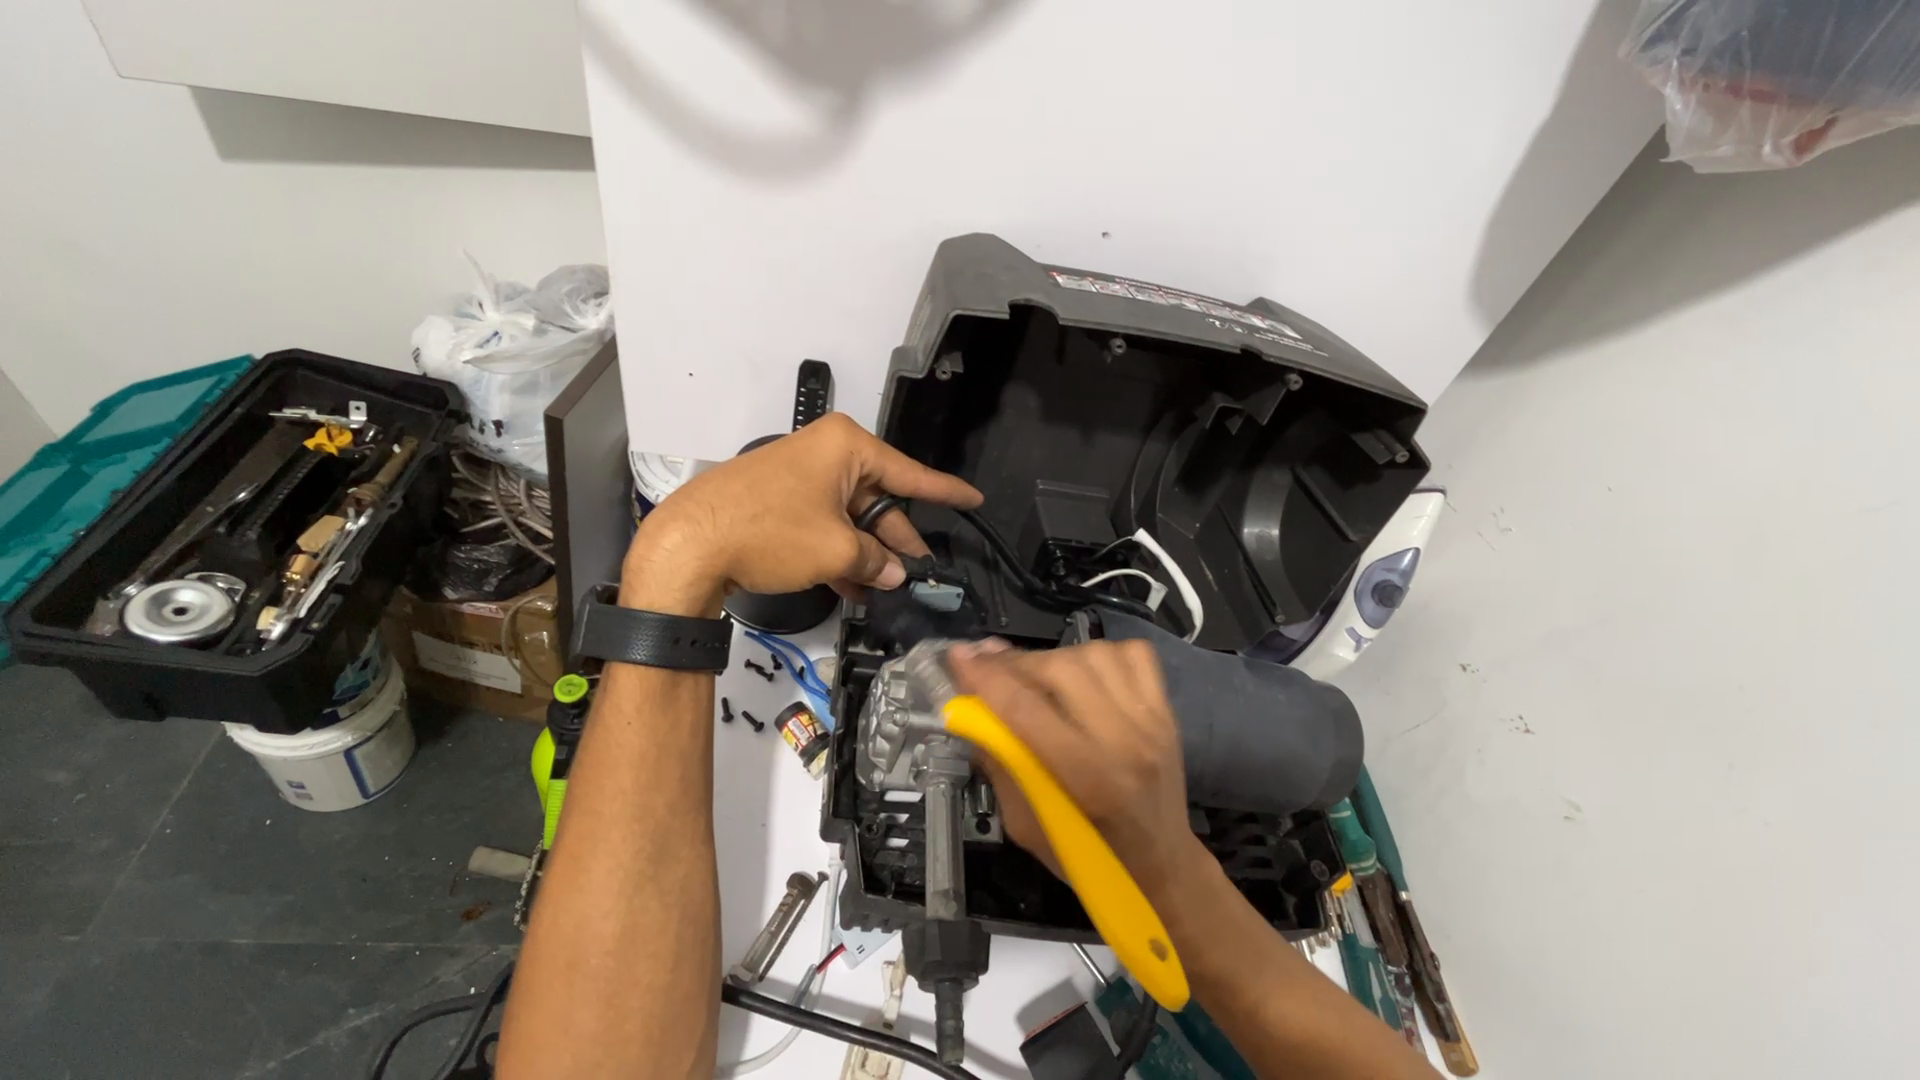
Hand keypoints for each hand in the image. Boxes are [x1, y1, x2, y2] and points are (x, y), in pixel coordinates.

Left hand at [622, 414, 982, 614]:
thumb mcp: (835, 550)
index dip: (946, 491)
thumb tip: (892, 573)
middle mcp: (825, 454)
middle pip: (878, 500)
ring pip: (849, 518)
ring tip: (886, 591)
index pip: (911, 473)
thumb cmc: (770, 532)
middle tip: (918, 573)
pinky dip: (838, 554)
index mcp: (846, 447)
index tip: (974, 499)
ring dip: (866, 555)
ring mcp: (798, 478)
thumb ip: (874, 561)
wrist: (689, 544)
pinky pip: (822, 526)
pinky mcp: (777, 502)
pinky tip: (853, 589)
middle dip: (896, 540)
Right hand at [945, 640, 1210, 904]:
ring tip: (1035, 675)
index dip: (986, 677)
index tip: (959, 656)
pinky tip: (1083, 671)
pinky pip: (1134, 654)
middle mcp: (1123, 739)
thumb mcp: (1027, 827)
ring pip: (1094, 654)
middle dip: (1015, 664)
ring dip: (1055, 658)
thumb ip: (1002, 765)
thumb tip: (972, 712)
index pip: (1026, 707)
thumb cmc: (1090, 859)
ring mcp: (1150, 720)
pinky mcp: (1165, 710)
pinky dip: (1102, 654)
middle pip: (1059, 669)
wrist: (1162, 866)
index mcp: (1086, 778)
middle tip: (991, 670)